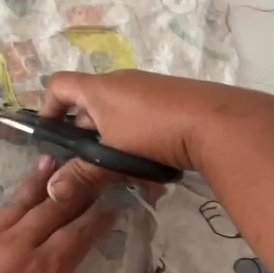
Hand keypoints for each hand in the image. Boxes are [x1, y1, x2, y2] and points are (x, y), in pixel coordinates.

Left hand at [0, 157, 126, 272]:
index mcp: (46, 268)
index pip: (78, 235)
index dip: (98, 219)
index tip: (115, 204)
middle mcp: (19, 243)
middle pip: (51, 212)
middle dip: (73, 192)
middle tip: (89, 173)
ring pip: (17, 203)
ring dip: (35, 181)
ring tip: (50, 159)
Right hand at [39, 71, 273, 196]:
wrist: (225, 124)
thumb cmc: (155, 132)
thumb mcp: (112, 156)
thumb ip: (81, 173)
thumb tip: (52, 191)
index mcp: (98, 88)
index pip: (58, 85)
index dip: (48, 106)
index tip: (52, 132)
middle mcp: (122, 81)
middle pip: (90, 102)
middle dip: (87, 131)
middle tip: (92, 158)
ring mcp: (152, 87)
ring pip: (120, 112)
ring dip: (116, 136)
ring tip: (128, 165)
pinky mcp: (178, 97)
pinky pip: (147, 114)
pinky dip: (143, 134)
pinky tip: (158, 160)